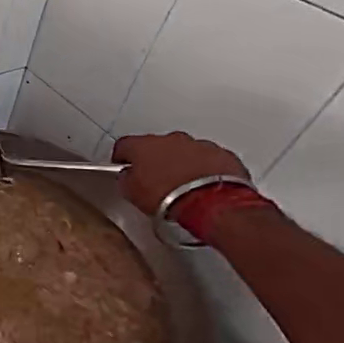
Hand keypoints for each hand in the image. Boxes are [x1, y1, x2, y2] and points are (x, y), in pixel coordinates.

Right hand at [110, 132, 249, 216]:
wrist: (210, 203)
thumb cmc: (170, 197)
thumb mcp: (132, 193)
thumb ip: (126, 179)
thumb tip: (128, 178)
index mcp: (144, 146)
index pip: (124, 144)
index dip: (122, 156)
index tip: (122, 163)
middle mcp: (171, 139)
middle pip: (157, 145)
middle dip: (155, 159)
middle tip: (154, 179)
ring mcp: (198, 145)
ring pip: (184, 150)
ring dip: (180, 163)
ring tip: (179, 185)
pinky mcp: (222, 155)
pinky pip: (209, 158)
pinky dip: (203, 168)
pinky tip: (200, 185)